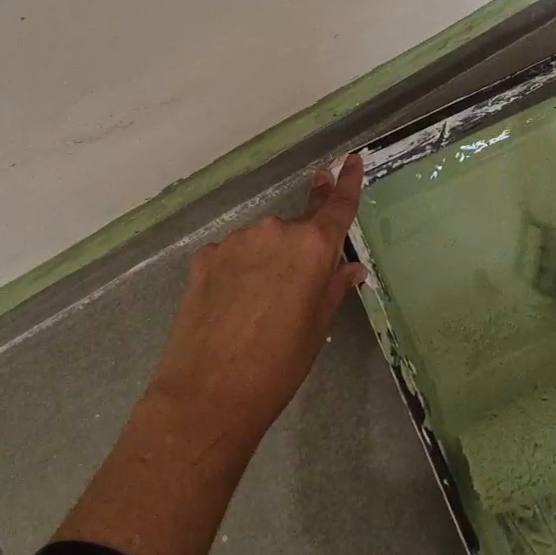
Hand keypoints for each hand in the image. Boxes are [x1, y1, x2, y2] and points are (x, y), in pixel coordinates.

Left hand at [144, 153, 368, 442]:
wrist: (206, 395)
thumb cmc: (278, 365)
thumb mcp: (317, 327)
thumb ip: (334, 287)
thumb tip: (350, 268)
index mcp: (312, 246)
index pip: (338, 205)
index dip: (347, 181)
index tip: (351, 159)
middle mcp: (276, 232)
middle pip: (298, 228)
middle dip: (302, 247)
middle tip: (297, 288)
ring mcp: (236, 242)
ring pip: (263, 241)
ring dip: (268, 260)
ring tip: (260, 306)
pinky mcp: (204, 258)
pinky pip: (233, 254)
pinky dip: (239, 270)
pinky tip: (233, 303)